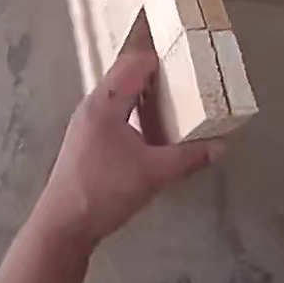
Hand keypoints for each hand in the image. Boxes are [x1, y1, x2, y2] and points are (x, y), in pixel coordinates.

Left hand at [30, 46, 221, 251]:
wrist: (63, 225)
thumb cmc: (106, 192)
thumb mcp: (154, 174)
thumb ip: (189, 157)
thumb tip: (220, 146)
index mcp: (106, 103)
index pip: (135, 64)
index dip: (161, 57)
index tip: (186, 57)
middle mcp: (92, 104)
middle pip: (124, 74)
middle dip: (154, 72)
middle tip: (184, 75)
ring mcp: (85, 121)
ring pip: (117, 92)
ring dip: (142, 91)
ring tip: (172, 98)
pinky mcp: (84, 137)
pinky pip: (112, 109)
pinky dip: (132, 107)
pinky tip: (148, 125)